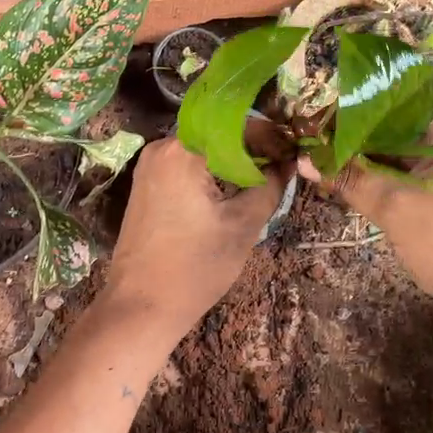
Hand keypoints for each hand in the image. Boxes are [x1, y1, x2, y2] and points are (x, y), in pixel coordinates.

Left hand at [102, 137, 287, 334]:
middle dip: (251, 145)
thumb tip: (288, 163)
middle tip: (281, 162)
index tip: (292, 150)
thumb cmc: (194, 268)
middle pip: (216, 132)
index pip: (236, 125)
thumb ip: (269, 187)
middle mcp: (162, 147)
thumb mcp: (242, 226)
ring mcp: (150, 164)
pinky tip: (232, 185)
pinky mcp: (146, 182)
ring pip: (201, 147)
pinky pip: (185, 162)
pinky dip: (210, 168)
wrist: (139, 307)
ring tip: (263, 173)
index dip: (269, 136)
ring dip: (231, 157)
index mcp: (183, 150)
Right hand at [298, 110, 432, 326]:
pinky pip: (401, 173)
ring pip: (392, 153)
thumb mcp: (393, 206)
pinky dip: (376, 177)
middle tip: (310, 143)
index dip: (351, 116)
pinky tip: (342, 178)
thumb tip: (305, 159)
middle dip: (352, 140)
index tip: (315, 124)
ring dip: (361, 160)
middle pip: (390, 130)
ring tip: (318, 158)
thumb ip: (349, 178)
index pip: (390, 109)